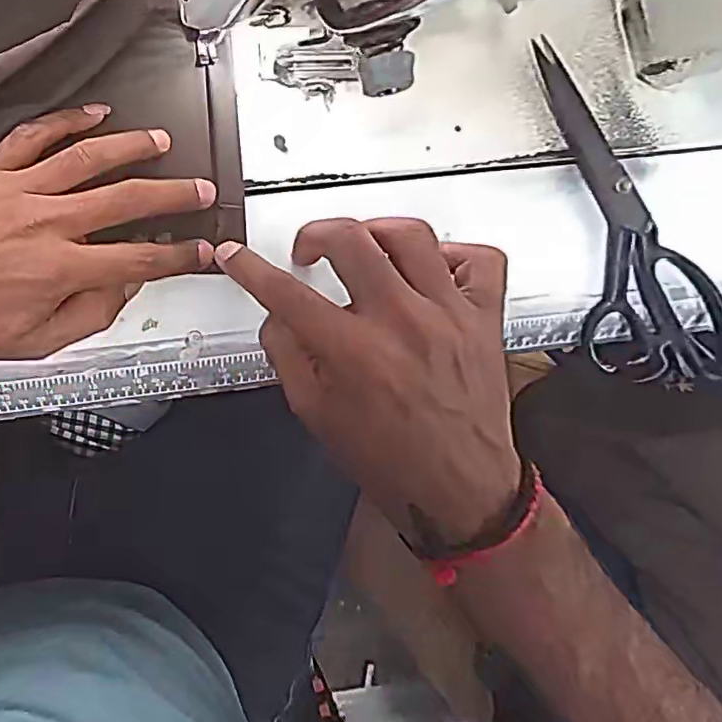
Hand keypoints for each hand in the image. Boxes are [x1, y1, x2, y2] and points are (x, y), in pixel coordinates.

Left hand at [0, 105, 214, 386]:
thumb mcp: (33, 343)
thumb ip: (89, 315)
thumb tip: (122, 288)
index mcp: (59, 270)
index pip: (139, 258)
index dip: (179, 254)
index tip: (198, 248)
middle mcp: (45, 224)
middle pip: (126, 200)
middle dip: (172, 195)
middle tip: (197, 189)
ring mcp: (17, 192)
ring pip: (88, 158)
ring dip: (131, 147)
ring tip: (159, 142)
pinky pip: (34, 137)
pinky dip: (67, 121)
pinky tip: (92, 114)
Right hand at [215, 218, 518, 541]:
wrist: (459, 490)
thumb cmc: (391, 458)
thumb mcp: (314, 411)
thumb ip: (286, 354)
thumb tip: (275, 316)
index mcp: (354, 353)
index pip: (285, 291)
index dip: (249, 267)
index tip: (237, 256)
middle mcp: (402, 325)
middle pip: (349, 239)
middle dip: (313, 234)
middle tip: (307, 250)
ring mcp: (448, 317)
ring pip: (411, 235)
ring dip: (373, 231)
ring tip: (362, 247)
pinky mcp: (483, 320)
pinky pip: (479, 259)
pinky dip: (451, 252)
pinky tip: (428, 266)